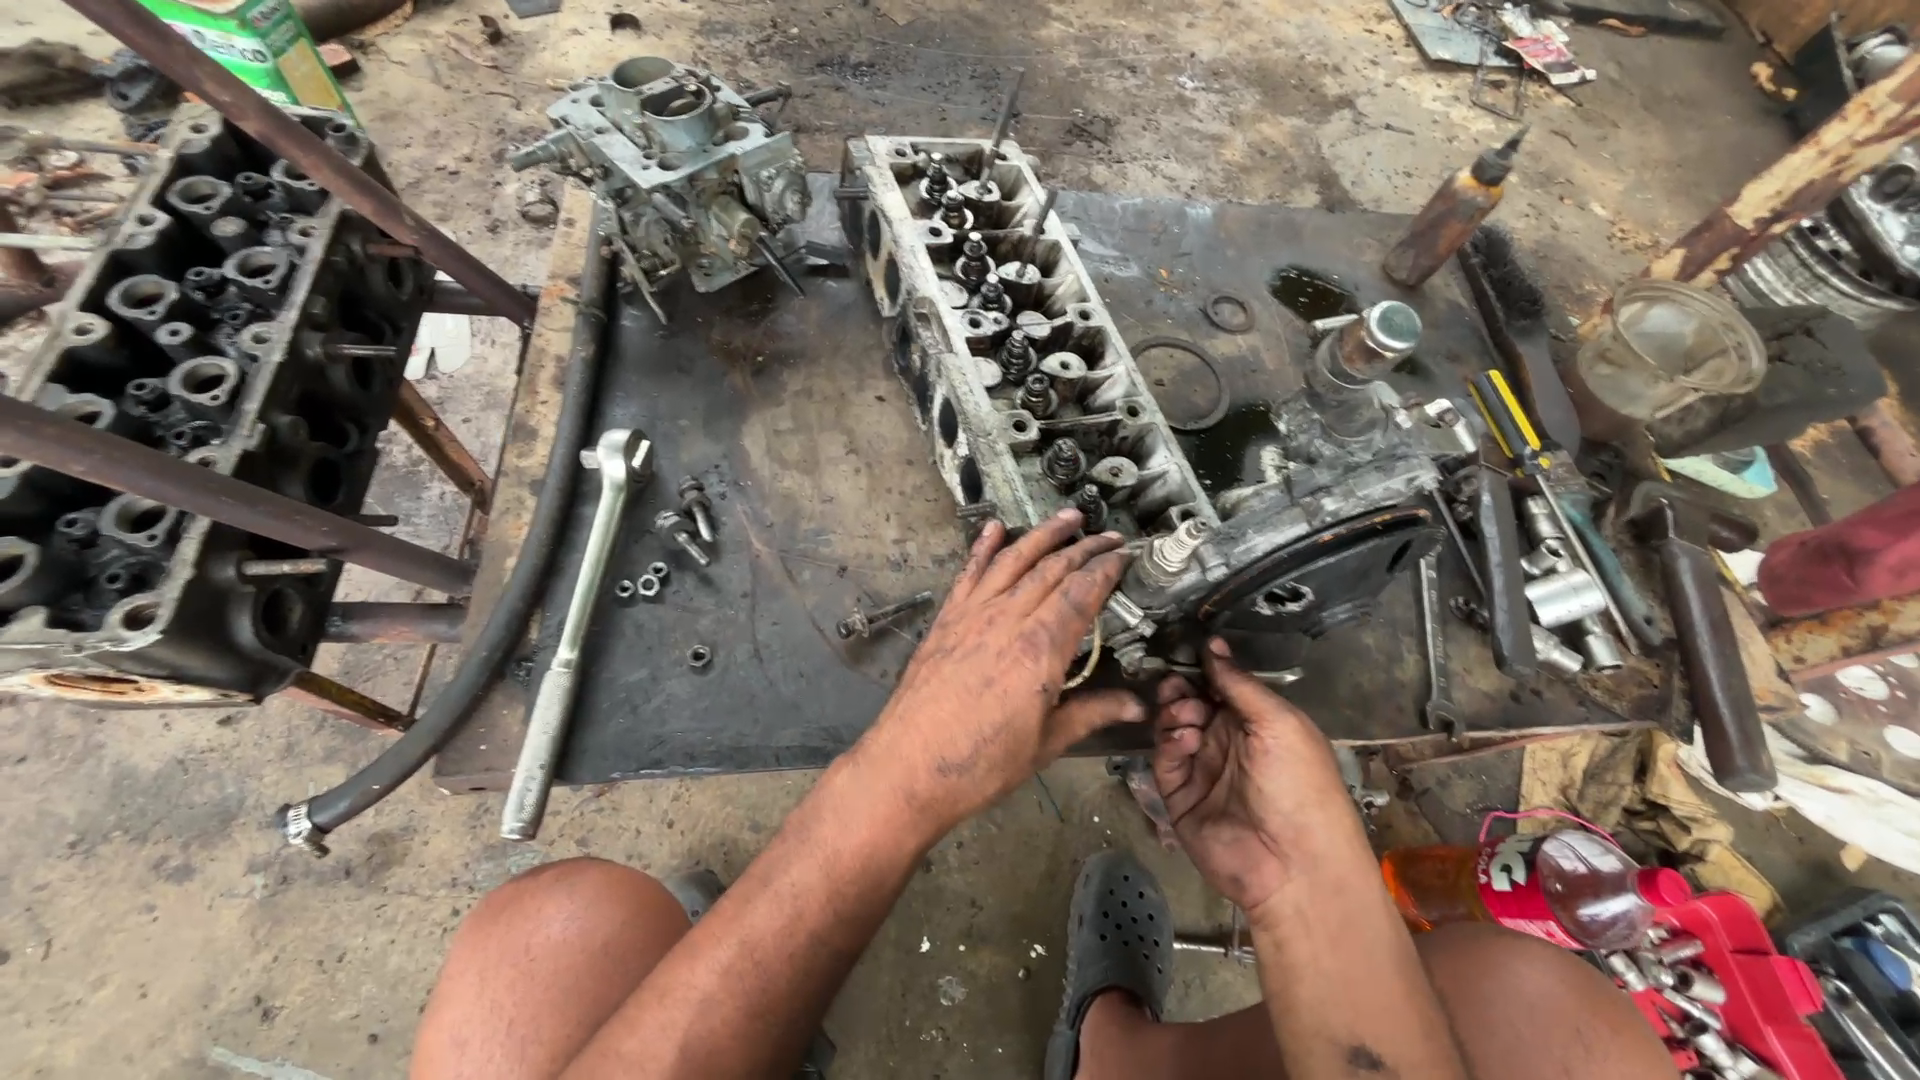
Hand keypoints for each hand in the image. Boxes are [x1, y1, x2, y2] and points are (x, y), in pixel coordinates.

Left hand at [854, 509, 1145, 833]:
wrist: (908, 767)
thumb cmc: (981, 764)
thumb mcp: (1046, 742)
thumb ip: (1091, 712)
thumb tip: (1135, 704)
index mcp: (1039, 649)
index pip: (1081, 593)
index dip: (1106, 570)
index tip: (1125, 556)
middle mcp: (1007, 620)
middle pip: (1052, 569)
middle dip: (1085, 548)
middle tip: (1109, 535)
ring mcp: (972, 615)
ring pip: (1014, 561)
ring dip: (1043, 535)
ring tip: (1068, 517)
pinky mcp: (946, 620)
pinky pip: (969, 573)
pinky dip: (982, 547)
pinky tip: (994, 527)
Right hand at [1152, 639, 1363, 918]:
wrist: (1293, 865)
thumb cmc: (1300, 785)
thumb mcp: (1279, 724)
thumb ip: (1239, 684)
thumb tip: (1212, 644)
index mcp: (1257, 722)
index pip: (1220, 685)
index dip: (1202, 668)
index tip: (1186, 650)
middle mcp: (1226, 741)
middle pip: (1189, 701)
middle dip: (1180, 688)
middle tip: (1177, 686)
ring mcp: (1201, 768)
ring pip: (1172, 726)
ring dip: (1174, 713)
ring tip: (1187, 716)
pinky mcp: (1179, 794)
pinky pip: (1164, 759)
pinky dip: (1168, 743)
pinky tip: (1183, 741)